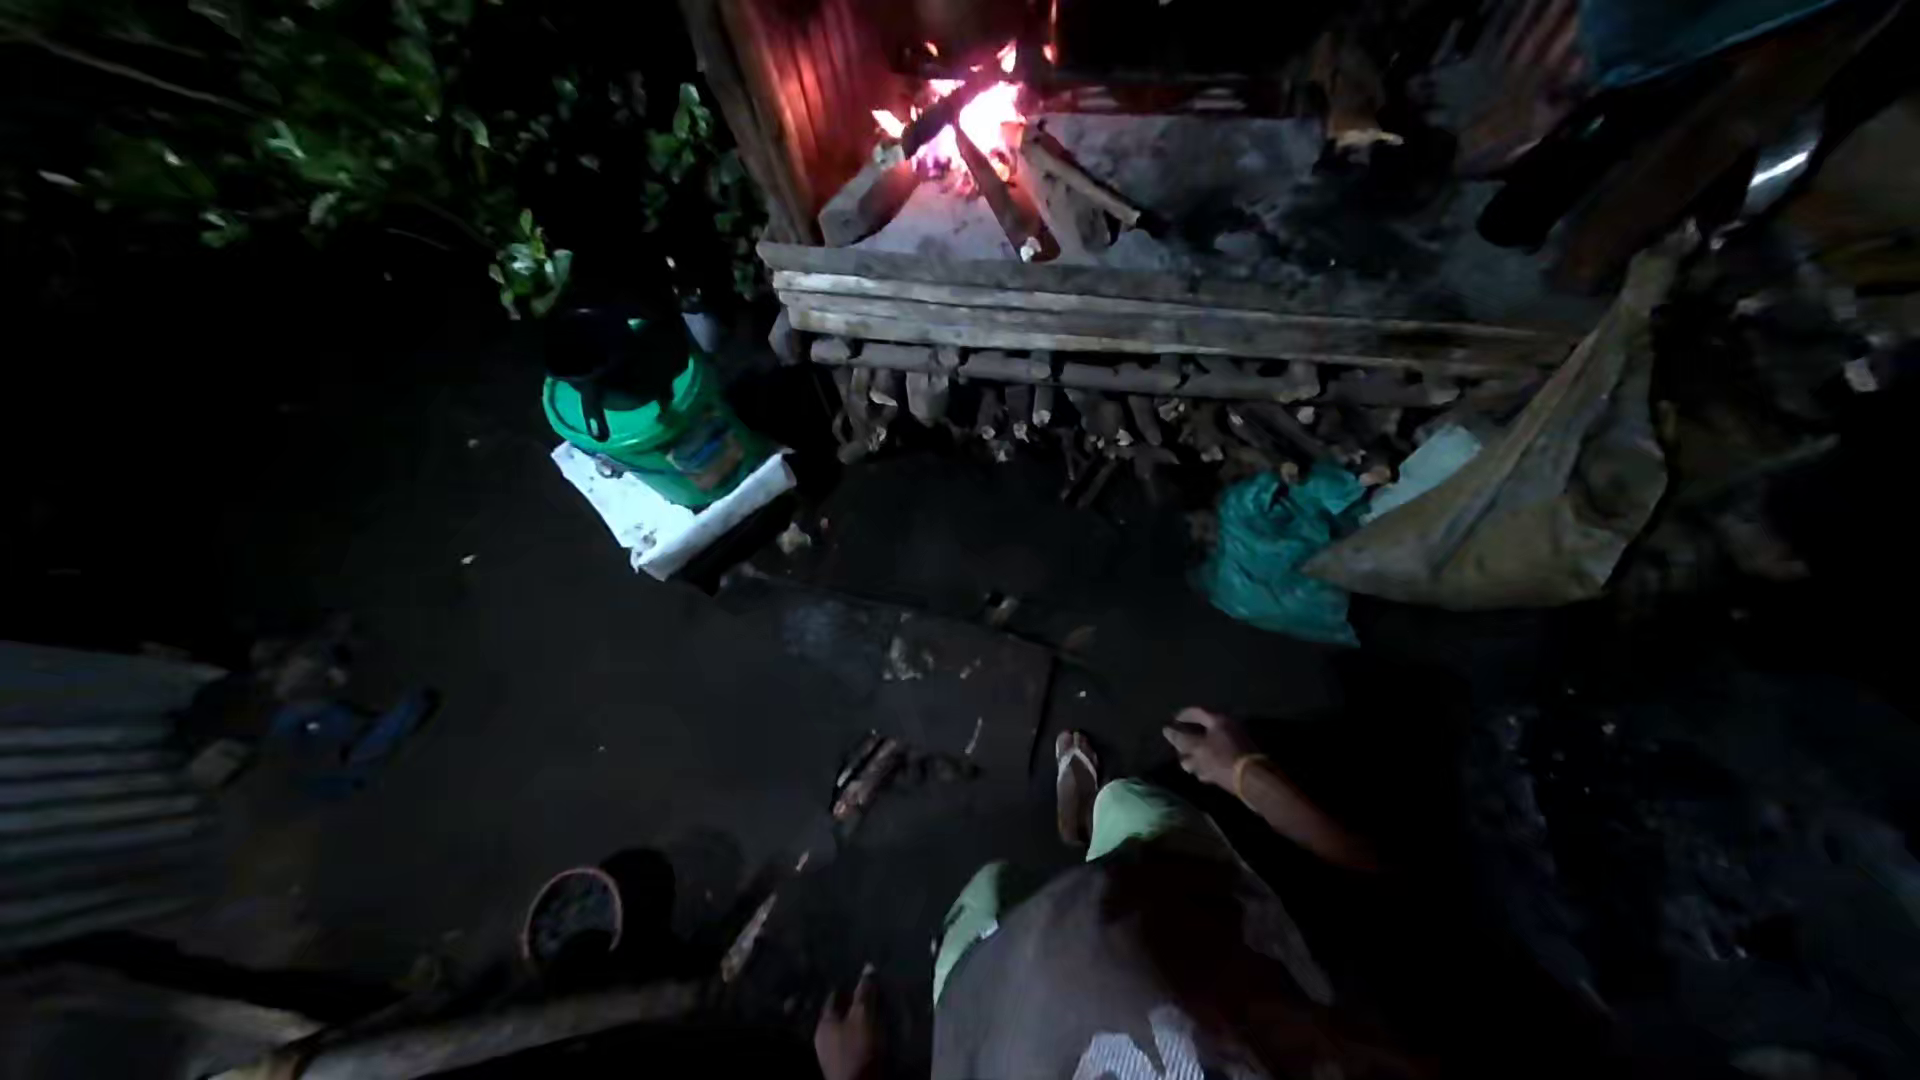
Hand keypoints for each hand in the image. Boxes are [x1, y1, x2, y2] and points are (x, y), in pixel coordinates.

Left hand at [814, 963, 878, 1079]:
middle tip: (874, 994)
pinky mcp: (843, 1067)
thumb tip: (867, 968)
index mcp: (823, 1023)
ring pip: (847, 1029)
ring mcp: (832, 1055)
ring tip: (879, 1013)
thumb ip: (864, 992)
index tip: (864, 978)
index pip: (834, 996)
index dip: (849, 985)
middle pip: (841, 1013)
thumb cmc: (858, 1048)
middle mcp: (823, 1038)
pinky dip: (863, 1036)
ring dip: (861, 1021)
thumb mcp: (863, 1015)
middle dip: (856, 1004)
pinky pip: (853, 1043)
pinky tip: (875, 1034)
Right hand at [1162, 707, 1257, 790]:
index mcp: (1219, 721)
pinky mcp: (1241, 760)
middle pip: (1203, 732)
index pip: (1197, 712)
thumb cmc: (1223, 759)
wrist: (1254, 781)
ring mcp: (1236, 745)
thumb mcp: (1197, 748)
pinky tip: (1203, 775)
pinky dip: (1210, 765)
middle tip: (1178, 749)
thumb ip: (1181, 739)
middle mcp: (1229, 729)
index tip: (1172, 721)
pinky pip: (1220, 759)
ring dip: (1197, 757)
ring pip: (1211, 747)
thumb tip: (1167, 730)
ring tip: (1188, 767)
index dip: (1183, 715)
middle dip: (1189, 742)